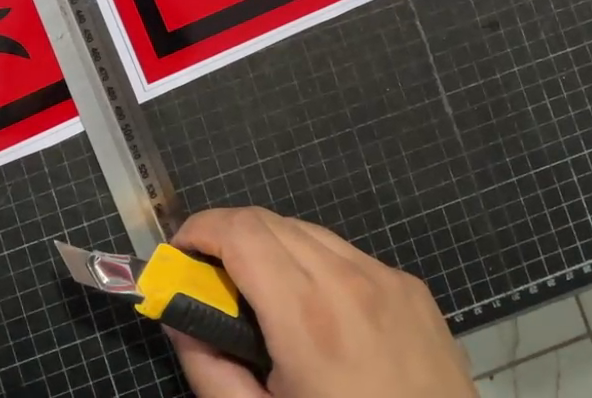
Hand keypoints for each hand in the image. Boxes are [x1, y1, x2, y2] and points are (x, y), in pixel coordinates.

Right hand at [169, 207, 474, 397]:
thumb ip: (209, 369)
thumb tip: (177, 316)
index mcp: (307, 317)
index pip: (238, 230)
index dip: (198, 230)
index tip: (179, 256)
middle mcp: (349, 281)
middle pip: (267, 221)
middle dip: (227, 238)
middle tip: (211, 282)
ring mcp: (388, 280)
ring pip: (306, 232)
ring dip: (271, 247)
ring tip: (264, 298)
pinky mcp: (414, 290)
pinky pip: (348, 254)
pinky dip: (316, 264)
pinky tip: (318, 310)